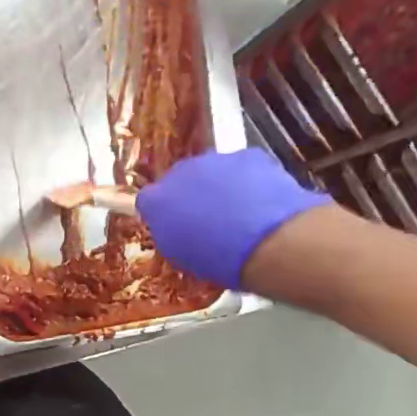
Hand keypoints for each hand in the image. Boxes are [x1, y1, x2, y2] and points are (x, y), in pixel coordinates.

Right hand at [136, 149, 332, 288]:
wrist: (268, 241)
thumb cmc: (217, 260)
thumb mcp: (184, 257)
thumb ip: (174, 236)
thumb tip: (177, 229)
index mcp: (157, 202)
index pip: (147, 200)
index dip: (160, 213)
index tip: (172, 226)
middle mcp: (181, 173)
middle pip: (181, 181)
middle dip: (191, 197)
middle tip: (207, 224)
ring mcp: (217, 160)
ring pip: (212, 172)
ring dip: (220, 188)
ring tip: (238, 217)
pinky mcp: (250, 155)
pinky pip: (243, 168)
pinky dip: (248, 182)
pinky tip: (260, 204)